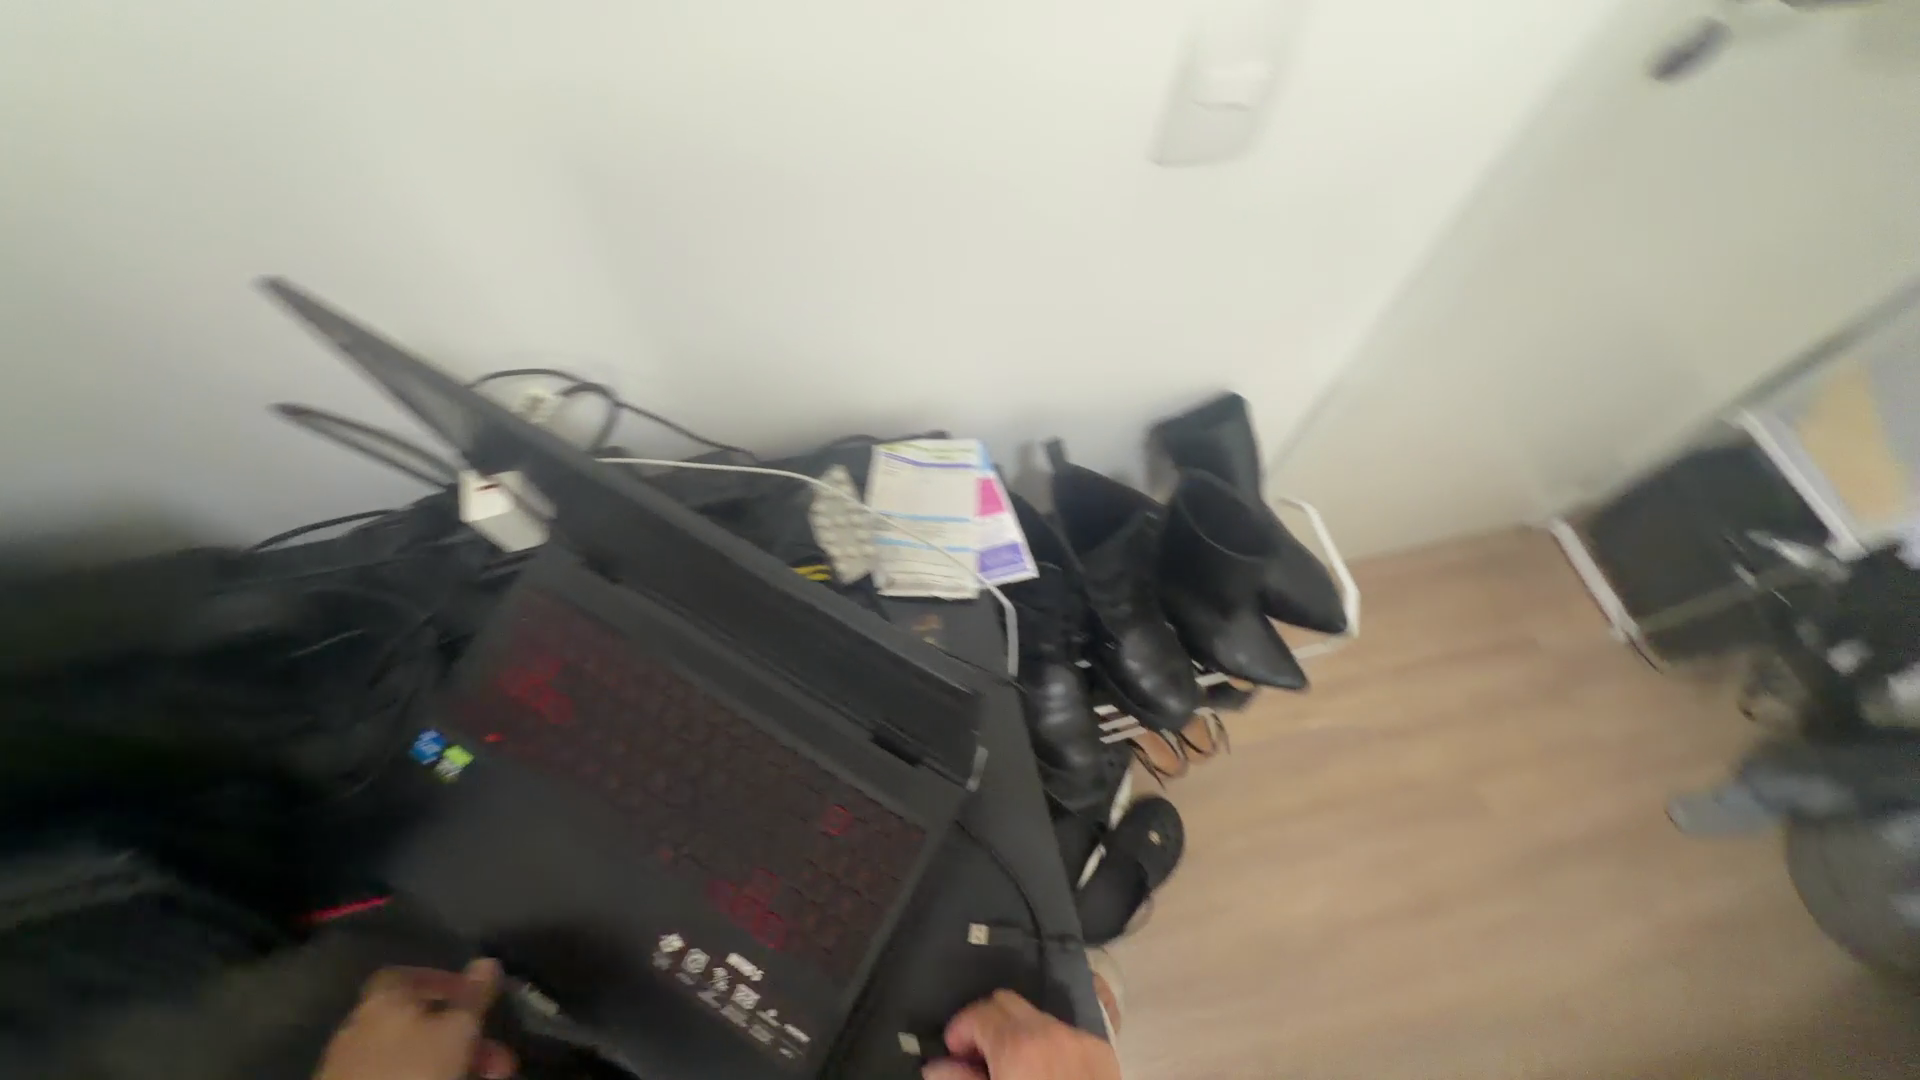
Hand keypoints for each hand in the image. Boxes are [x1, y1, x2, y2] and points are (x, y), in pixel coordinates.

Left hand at [314, 958, 516, 1079]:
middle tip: (492, 1050)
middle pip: (415, 1019)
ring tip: (486, 1075)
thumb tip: (486, 961)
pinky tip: (448, 1078)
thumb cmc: (414, 1070)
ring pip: (410, 1052)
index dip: (437, 980)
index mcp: (381, 1002)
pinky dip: (421, 1074)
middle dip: (460, 1032)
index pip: (403, 975)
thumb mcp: (459, 1029)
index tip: (468, 994)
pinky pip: (393, 1073)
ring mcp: (346, 1067)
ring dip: (450, 1057)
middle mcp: (357, 1028)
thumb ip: (475, 994)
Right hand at [923, 990, 1120, 1079]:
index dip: (960, 1029)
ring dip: (1017, 1034)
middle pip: (1006, 1002)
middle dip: (986, 1023)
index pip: (978, 1011)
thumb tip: (935, 1067)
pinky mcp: (1100, 1050)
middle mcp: (1048, 1029)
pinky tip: (1046, 1074)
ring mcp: (1077, 1037)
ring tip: (1012, 1069)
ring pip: (1035, 1016)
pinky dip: (1047, 1044)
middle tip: (976, 1057)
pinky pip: (1064, 1033)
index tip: (953, 1052)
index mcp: (1017, 1044)